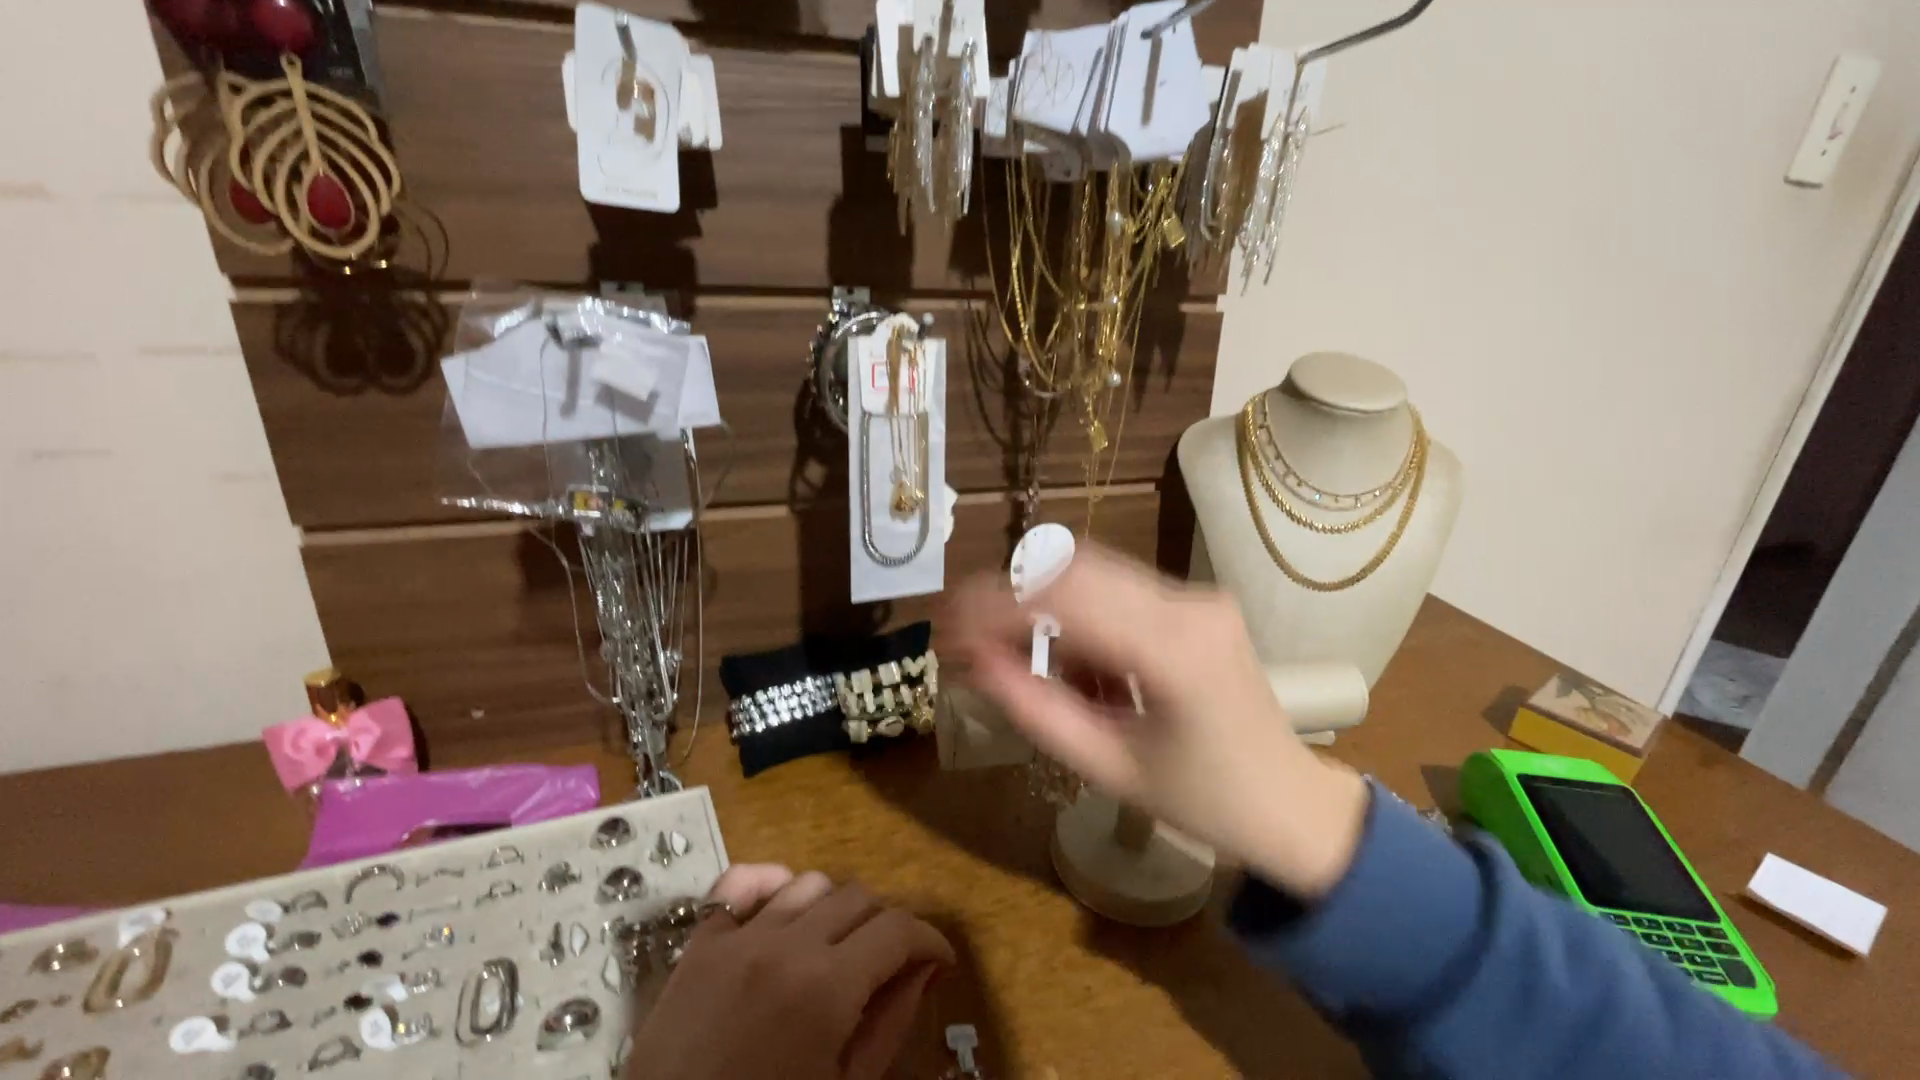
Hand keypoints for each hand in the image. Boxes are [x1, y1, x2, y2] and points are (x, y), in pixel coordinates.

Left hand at [628, 865, 953, 1079]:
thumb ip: (890, 1022)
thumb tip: (926, 969)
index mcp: (829, 986)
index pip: (899, 929)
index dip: (929, 939)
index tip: (938, 960)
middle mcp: (789, 943)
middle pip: (859, 897)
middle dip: (886, 924)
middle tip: (887, 962)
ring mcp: (740, 936)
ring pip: (810, 883)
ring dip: (834, 907)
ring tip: (835, 943)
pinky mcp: (700, 941)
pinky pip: (740, 882)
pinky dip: (769, 883)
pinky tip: (782, 907)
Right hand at [945, 543, 1369, 897]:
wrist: (1288, 801)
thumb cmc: (1201, 801)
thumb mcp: (1107, 767)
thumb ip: (1035, 711)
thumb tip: (972, 660)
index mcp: (1175, 652)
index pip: (1065, 596)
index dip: (995, 604)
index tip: (946, 628)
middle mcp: (1189, 604)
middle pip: (1074, 568)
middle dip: (1008, 595)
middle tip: (963, 634)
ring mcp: (1197, 596)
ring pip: (1091, 572)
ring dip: (1042, 605)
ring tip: (1019, 659)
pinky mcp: (1195, 601)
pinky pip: (1115, 589)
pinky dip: (1075, 616)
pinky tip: (1074, 664)